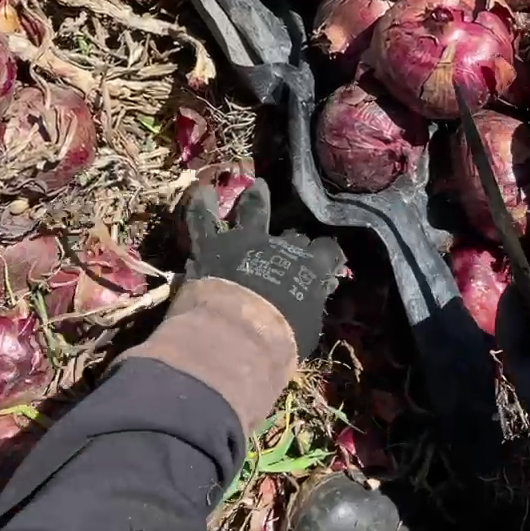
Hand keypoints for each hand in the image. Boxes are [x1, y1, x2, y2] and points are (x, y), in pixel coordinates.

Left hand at [184, 179, 342, 357]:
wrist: (234, 336)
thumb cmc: (277, 343)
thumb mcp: (306, 329)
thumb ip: (310, 306)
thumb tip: (317, 294)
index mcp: (309, 267)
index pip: (327, 250)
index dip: (328, 254)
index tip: (328, 260)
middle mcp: (280, 246)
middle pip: (292, 234)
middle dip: (293, 237)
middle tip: (291, 240)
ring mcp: (246, 240)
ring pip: (253, 211)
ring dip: (255, 200)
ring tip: (256, 188)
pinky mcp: (213, 245)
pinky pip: (204, 220)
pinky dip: (202, 207)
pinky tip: (201, 194)